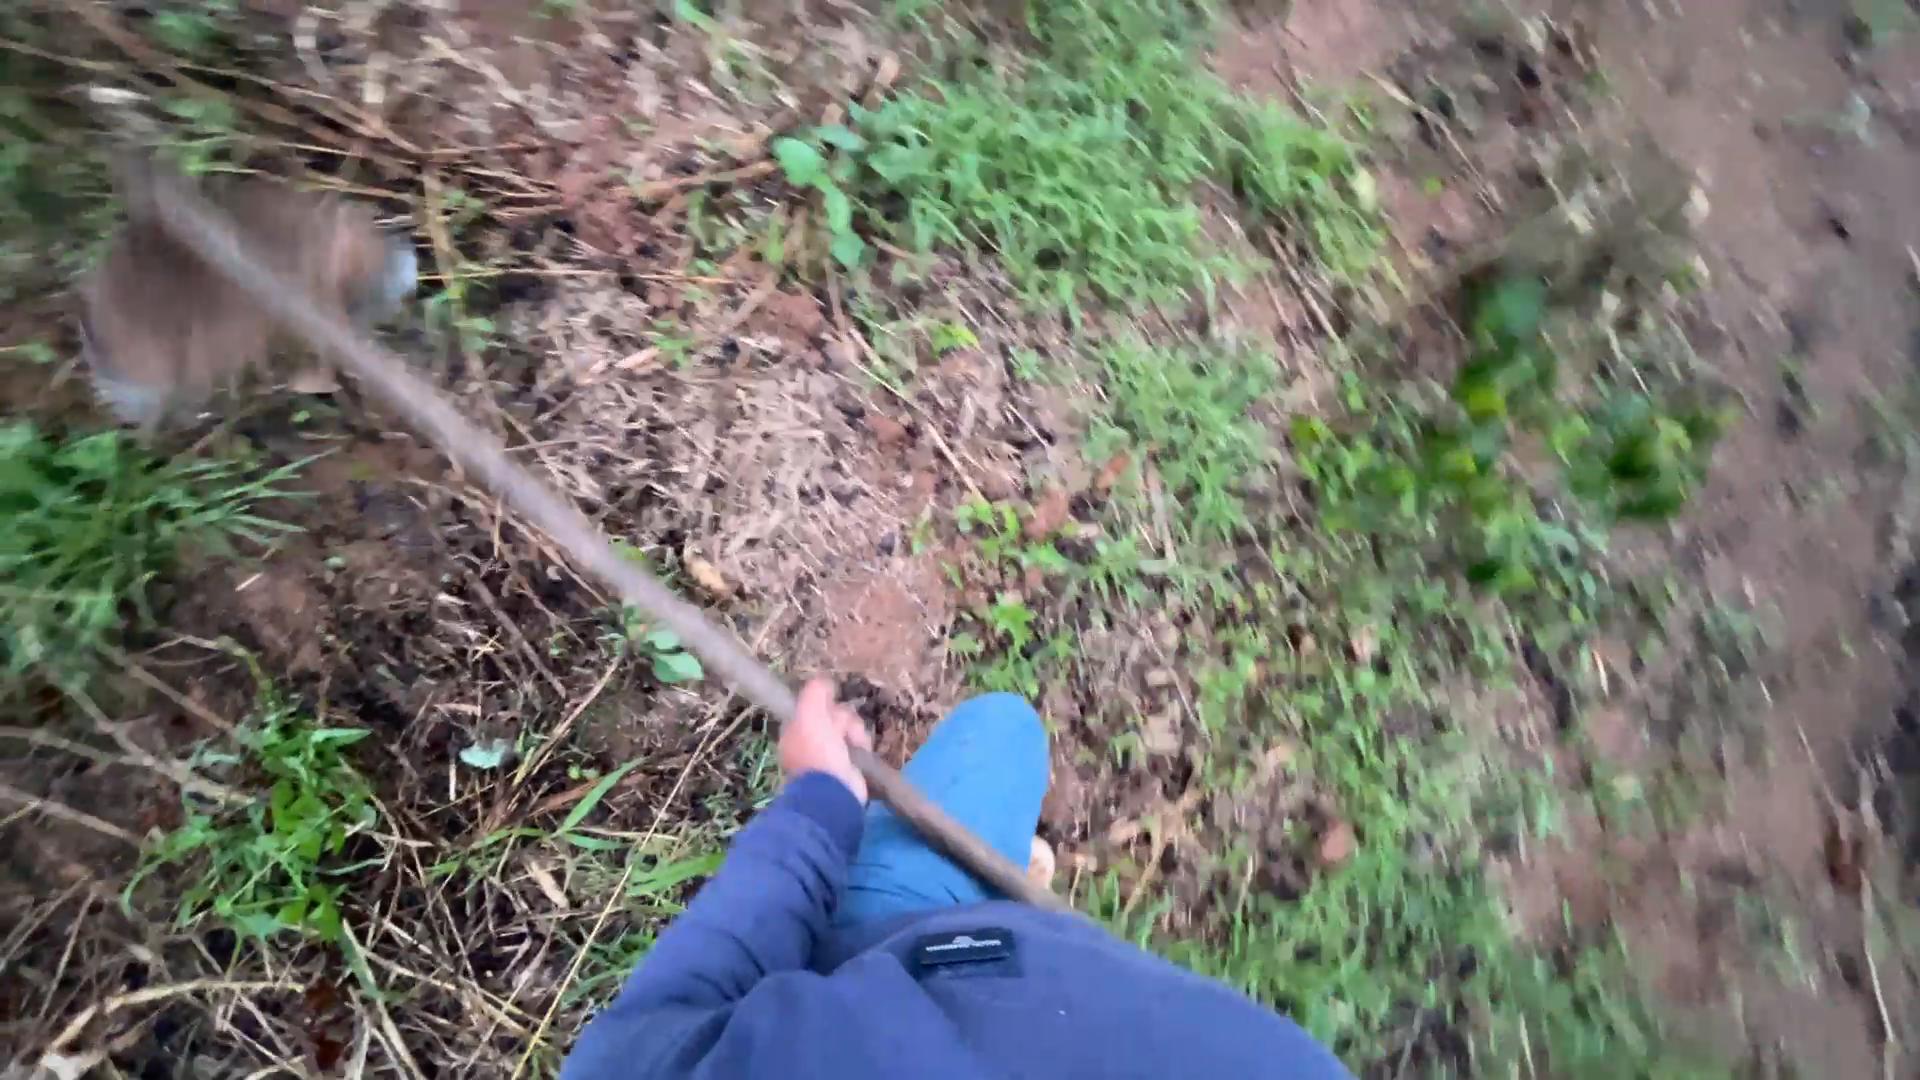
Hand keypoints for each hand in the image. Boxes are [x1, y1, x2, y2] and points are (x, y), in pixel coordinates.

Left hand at [780, 679, 872, 803]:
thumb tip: (825, 682)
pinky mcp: (849, 765)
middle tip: (843, 730)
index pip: (815, 708)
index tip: (830, 708)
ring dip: (856, 731)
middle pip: (834, 715)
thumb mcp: (810, 715)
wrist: (835, 790)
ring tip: (856, 743)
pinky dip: (863, 744)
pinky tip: (862, 750)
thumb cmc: (818, 751)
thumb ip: (814, 693)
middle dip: (844, 719)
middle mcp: (811, 743)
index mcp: (796, 733)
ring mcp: (830, 755)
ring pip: (850, 727)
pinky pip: (859, 743)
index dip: (826, 706)